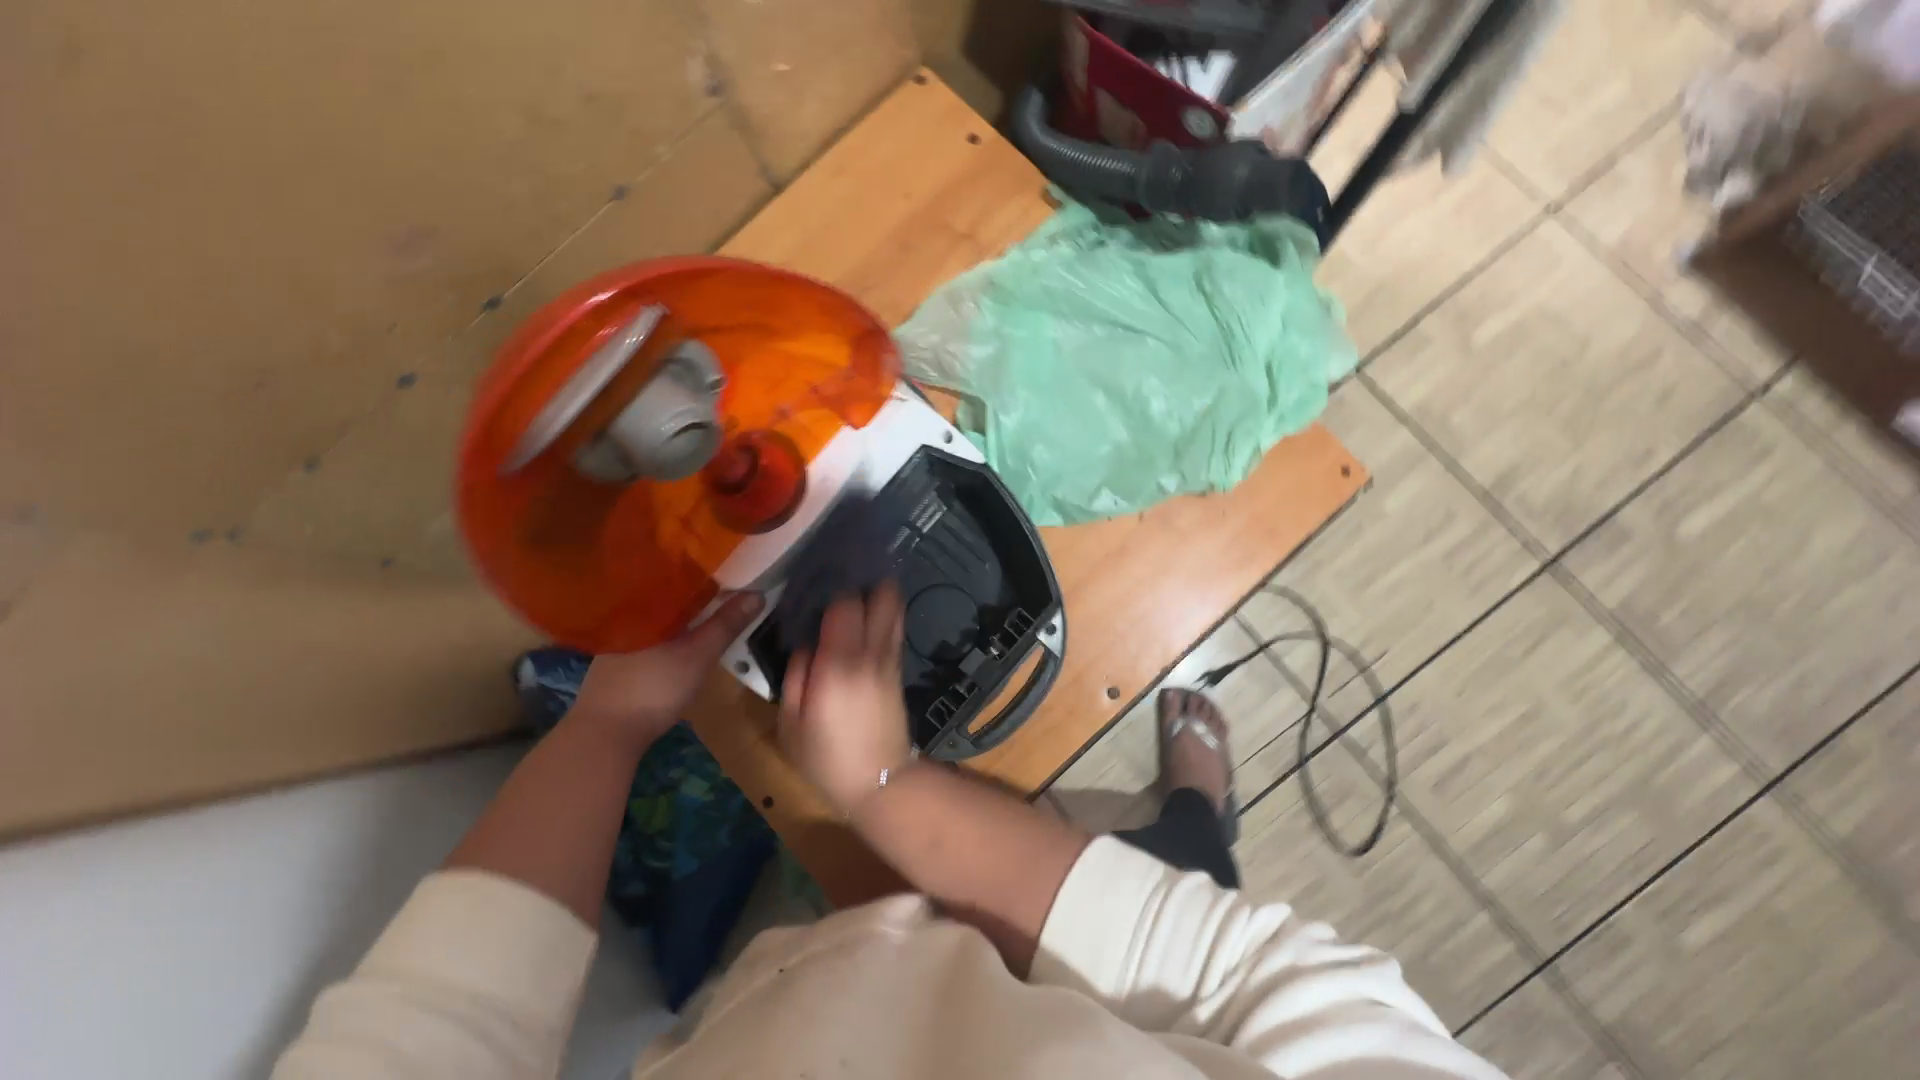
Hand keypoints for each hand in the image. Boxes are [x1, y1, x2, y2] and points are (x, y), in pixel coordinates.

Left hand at [569, 592, 763, 755]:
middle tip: (726, 593)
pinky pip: (647, 637)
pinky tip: (679, 645)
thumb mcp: (699, 655)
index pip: (678, 577)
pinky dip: (667, 636)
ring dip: (681, 617)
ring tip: (708, 614)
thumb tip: (757, 594)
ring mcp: (616, 641)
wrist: (605, 734)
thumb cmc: (653, 688)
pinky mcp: (614, 662)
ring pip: (657, 619)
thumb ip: (726, 625)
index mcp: (644, 604)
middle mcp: (626, 616)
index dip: (706, 575)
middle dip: (695, 595)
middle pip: (667, 598)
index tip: (731, 572)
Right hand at [777, 584, 914, 817]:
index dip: (835, 585)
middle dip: (866, 578)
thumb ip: (796, 677)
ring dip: (881, 591)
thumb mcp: (792, 724)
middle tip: (846, 568)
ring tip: (861, 579)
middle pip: (881, 598)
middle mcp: (869, 655)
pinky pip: (894, 629)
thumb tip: (806, 645)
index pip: (844, 606)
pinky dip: (885, 613)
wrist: (880, 783)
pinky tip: (870, 608)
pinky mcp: (898, 671)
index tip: (820, 574)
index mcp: (837, 666)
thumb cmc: (826, 758)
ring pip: (894, 610)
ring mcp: (890, 661)